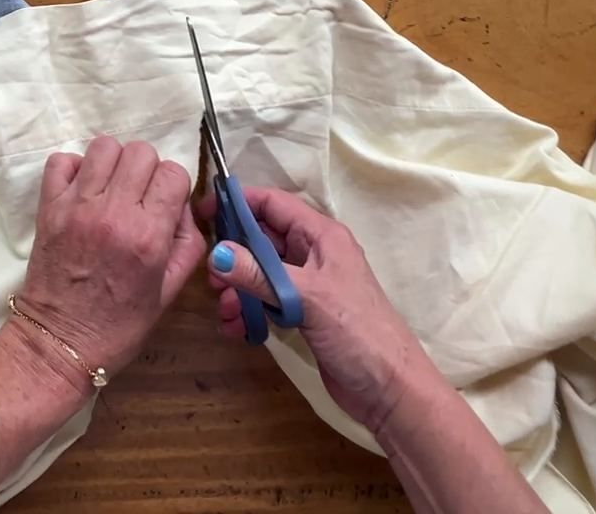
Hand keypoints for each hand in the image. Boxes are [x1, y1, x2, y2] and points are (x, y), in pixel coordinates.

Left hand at [12, 136, 206, 394]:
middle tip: (139, 196)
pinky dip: (74, 168)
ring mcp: (77, 205)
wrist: (59, 342)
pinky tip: (82, 190)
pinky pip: (62, 160)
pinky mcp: (49, 205)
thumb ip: (187, 242)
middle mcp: (114, 212)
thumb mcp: (169, 291)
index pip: (173, 173)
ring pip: (104, 146)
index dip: (174, 186)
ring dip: (114, 162)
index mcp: (148, 236)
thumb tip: (182, 204)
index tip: (165, 203)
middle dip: (147, 169)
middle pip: (140, 151)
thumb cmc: (119, 324)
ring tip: (111, 188)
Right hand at [199, 187, 423, 432]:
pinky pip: (265, 299)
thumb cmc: (357, 332)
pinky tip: (237, 327)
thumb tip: (216, 254)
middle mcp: (312, 252)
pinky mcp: (302, 312)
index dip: (237, 203)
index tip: (204, 212)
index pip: (272, 204)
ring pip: (260, 271)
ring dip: (238, 287)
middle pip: (261, 238)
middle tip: (212, 277)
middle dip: (233, 254)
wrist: (391, 392)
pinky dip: (248, 309)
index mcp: (320, 235)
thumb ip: (258, 274)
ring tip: (226, 310)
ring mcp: (307, 283)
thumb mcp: (305, 297)